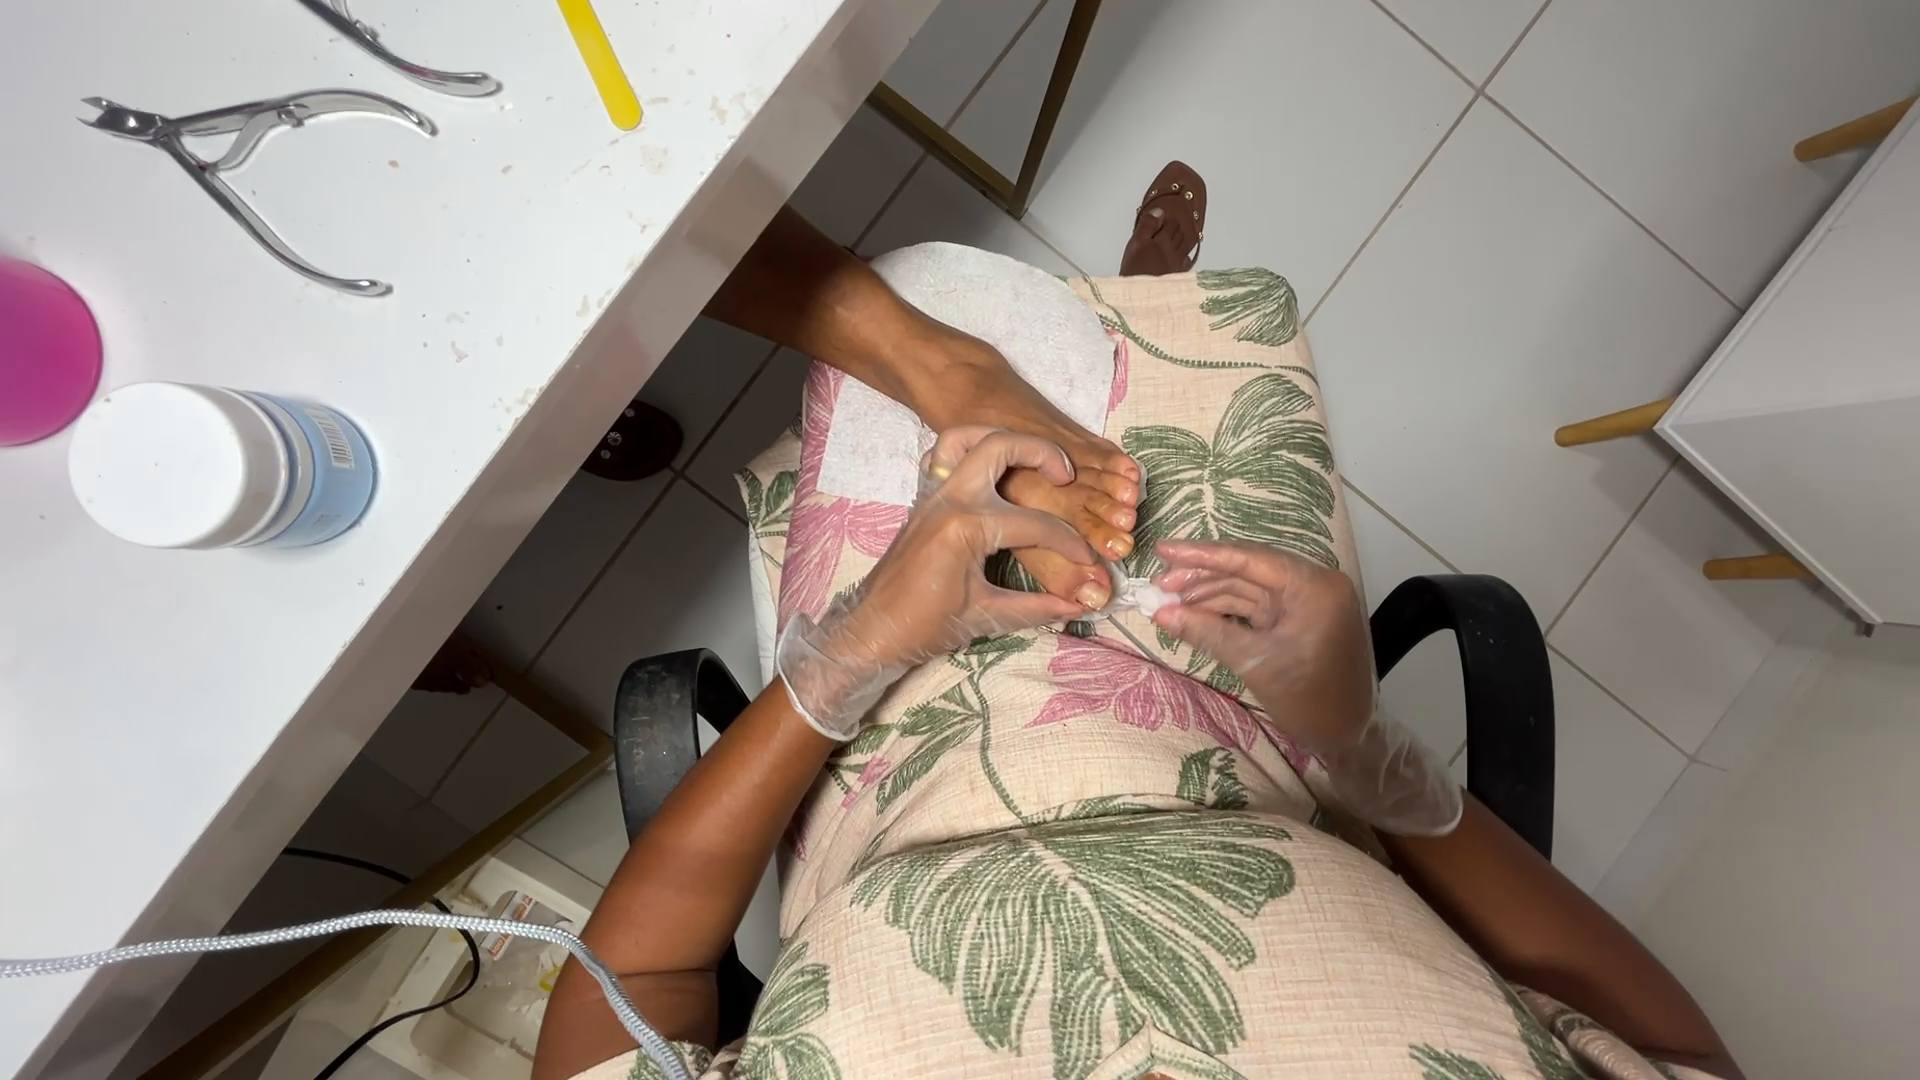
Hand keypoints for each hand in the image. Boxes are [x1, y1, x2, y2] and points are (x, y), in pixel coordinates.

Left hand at [778, 427, 1094, 739]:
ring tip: (1029, 459)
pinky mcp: (924, 498)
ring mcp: (932, 493)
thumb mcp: (988, 617)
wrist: (873, 630)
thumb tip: (1084, 603)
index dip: (1070, 544)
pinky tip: (992, 472)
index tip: (1090, 560)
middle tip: (1066, 476)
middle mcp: (949, 499)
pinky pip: (944, 454)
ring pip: (965, 436)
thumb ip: (1039, 607)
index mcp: (966, 526)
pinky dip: (970, 449)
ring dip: (1000, 438)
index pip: (1035, 524)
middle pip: (1000, 445)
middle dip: (1042, 452)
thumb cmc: (925, 626)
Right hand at [1150, 540, 1461, 835]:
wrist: (1350, 738)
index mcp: (1314, 586)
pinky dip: (1224, 609)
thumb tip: (1160, 613)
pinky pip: (1254, 603)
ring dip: (1208, 593)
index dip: (1202, 554)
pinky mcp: (1295, 618)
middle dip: (1201, 576)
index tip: (1163, 550)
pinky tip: (1194, 613)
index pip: (1250, 558)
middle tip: (1159, 584)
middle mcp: (1313, 584)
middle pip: (1246, 568)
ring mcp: (1304, 601)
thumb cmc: (1312, 700)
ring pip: (1247, 586)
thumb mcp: (1255, 663)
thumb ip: (1208, 632)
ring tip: (1169, 603)